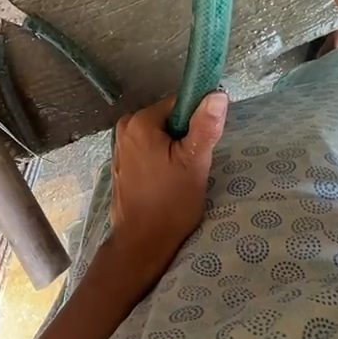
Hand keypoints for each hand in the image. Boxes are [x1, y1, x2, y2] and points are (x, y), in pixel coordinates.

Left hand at [105, 91, 227, 281]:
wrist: (141, 244)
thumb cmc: (171, 203)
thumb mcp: (194, 163)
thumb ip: (205, 126)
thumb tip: (218, 94)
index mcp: (140, 121)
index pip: (179, 105)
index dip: (195, 123)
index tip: (201, 148)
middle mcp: (125, 127)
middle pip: (168, 120)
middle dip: (183, 139)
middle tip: (190, 167)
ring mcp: (119, 146)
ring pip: (159, 136)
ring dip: (172, 151)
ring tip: (178, 178)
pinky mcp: (120, 163)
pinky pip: (147, 150)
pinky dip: (159, 160)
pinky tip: (164, 183)